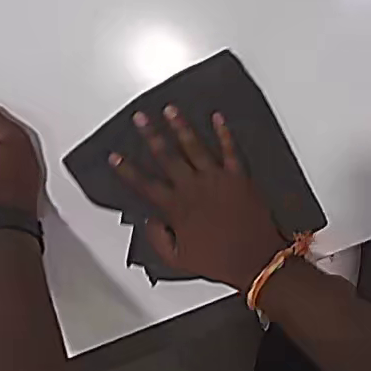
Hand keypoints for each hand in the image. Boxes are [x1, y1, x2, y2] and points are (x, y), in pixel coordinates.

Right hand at [111, 105, 288, 291]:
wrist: (255, 259)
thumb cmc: (219, 260)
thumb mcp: (178, 260)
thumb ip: (158, 240)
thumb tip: (150, 222)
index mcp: (177, 207)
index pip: (145, 184)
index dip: (127, 170)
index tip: (115, 157)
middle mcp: (193, 187)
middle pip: (166, 155)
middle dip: (150, 134)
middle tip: (140, 117)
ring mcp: (216, 178)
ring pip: (194, 146)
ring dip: (180, 126)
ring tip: (170, 109)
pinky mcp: (238, 176)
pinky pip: (230, 149)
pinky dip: (224, 132)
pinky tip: (217, 117)